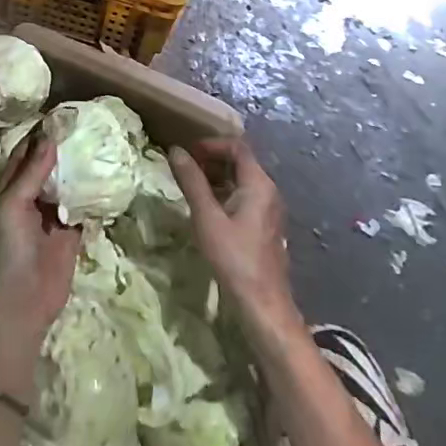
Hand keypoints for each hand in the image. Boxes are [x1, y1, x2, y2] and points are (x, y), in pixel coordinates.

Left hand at [0, 127, 81, 393]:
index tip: (61, 113)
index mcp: (11, 188)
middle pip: (48, 164)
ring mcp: (52, 214)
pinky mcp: (71, 232)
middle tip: (87, 124)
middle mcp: (31, 196)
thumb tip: (49, 137)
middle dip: (63, 145)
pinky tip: (109, 177)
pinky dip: (93, 193)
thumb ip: (31, 173)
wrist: (24, 301)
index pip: (25, 152)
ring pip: (67, 182)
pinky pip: (83, 206)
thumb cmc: (10, 250)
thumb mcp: (13, 205)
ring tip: (101, 144)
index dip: (40, 132)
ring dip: (80, 167)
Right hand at [169, 138, 299, 337]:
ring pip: (241, 181)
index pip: (237, 147)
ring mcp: (269, 209)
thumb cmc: (233, 256)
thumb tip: (176, 150)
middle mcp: (269, 191)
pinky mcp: (264, 225)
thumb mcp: (206, 216)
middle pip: (240, 162)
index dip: (211, 144)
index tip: (188, 153)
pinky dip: (224, 193)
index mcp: (258, 184)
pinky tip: (206, 208)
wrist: (261, 301)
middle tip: (185, 168)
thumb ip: (191, 181)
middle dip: (212, 159)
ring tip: (190, 186)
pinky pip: (244, 197)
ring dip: (216, 177)